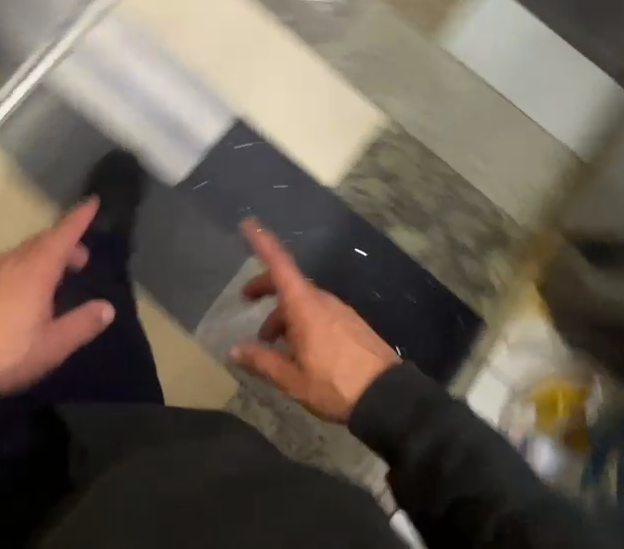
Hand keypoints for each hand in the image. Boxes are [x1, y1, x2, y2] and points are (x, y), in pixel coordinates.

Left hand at [0, 198, 115, 393]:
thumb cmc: (7, 354)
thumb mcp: (52, 345)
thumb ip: (82, 323)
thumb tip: (107, 307)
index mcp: (35, 269)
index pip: (62, 234)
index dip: (79, 217)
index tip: (93, 201)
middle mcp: (12, 261)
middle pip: (43, 241)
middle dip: (65, 243)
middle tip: (82, 262)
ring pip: (23, 252)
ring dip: (44, 256)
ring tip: (56, 279)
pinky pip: (7, 264)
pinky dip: (25, 266)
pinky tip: (25, 292)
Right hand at [230, 219, 399, 422]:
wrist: (390, 399)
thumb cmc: (335, 386)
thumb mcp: (292, 380)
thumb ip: (262, 361)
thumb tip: (234, 350)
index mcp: (305, 306)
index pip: (279, 264)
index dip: (262, 243)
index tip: (248, 224)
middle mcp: (322, 300)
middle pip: (288, 283)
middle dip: (266, 287)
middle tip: (247, 299)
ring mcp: (341, 311)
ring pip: (304, 302)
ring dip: (284, 314)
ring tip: (272, 343)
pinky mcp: (353, 325)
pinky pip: (320, 314)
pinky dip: (303, 322)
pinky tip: (300, 350)